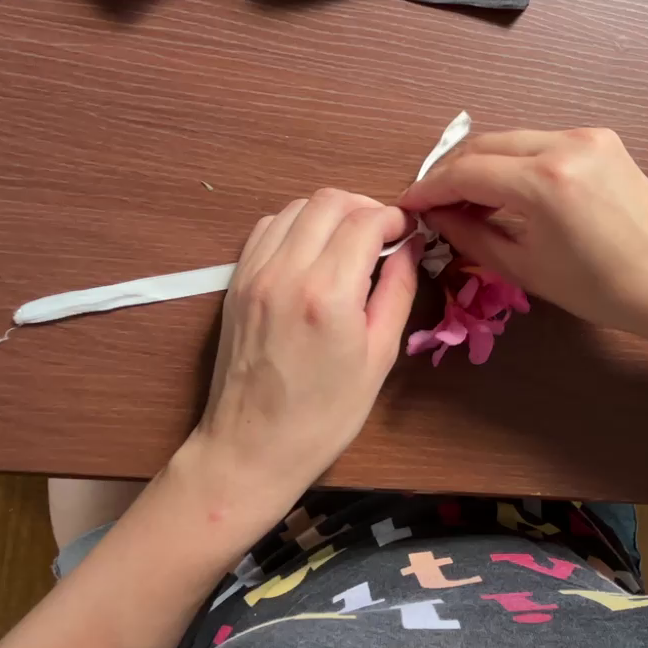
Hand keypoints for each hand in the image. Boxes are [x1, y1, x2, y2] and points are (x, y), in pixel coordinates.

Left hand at [173, 189, 418, 517]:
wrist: (252, 446)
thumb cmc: (324, 414)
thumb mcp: (379, 356)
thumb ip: (398, 290)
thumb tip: (410, 246)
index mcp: (328, 295)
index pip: (366, 221)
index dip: (395, 218)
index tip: (409, 233)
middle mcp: (286, 273)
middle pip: (330, 201)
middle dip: (365, 207)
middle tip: (385, 234)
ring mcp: (255, 274)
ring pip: (296, 206)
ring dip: (331, 213)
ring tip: (351, 242)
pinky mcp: (237, 282)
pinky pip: (268, 228)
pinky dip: (297, 225)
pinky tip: (315, 251)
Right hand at [399, 128, 647, 340]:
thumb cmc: (603, 290)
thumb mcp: (526, 268)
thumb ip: (472, 234)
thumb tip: (436, 216)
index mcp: (545, 181)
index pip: (466, 171)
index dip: (430, 189)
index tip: (408, 207)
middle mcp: (565, 143)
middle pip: (485, 144)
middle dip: (452, 172)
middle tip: (433, 205)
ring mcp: (588, 135)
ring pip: (513, 140)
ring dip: (483, 164)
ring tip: (466, 201)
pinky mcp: (603, 140)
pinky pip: (542, 143)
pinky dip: (516, 162)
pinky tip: (507, 192)